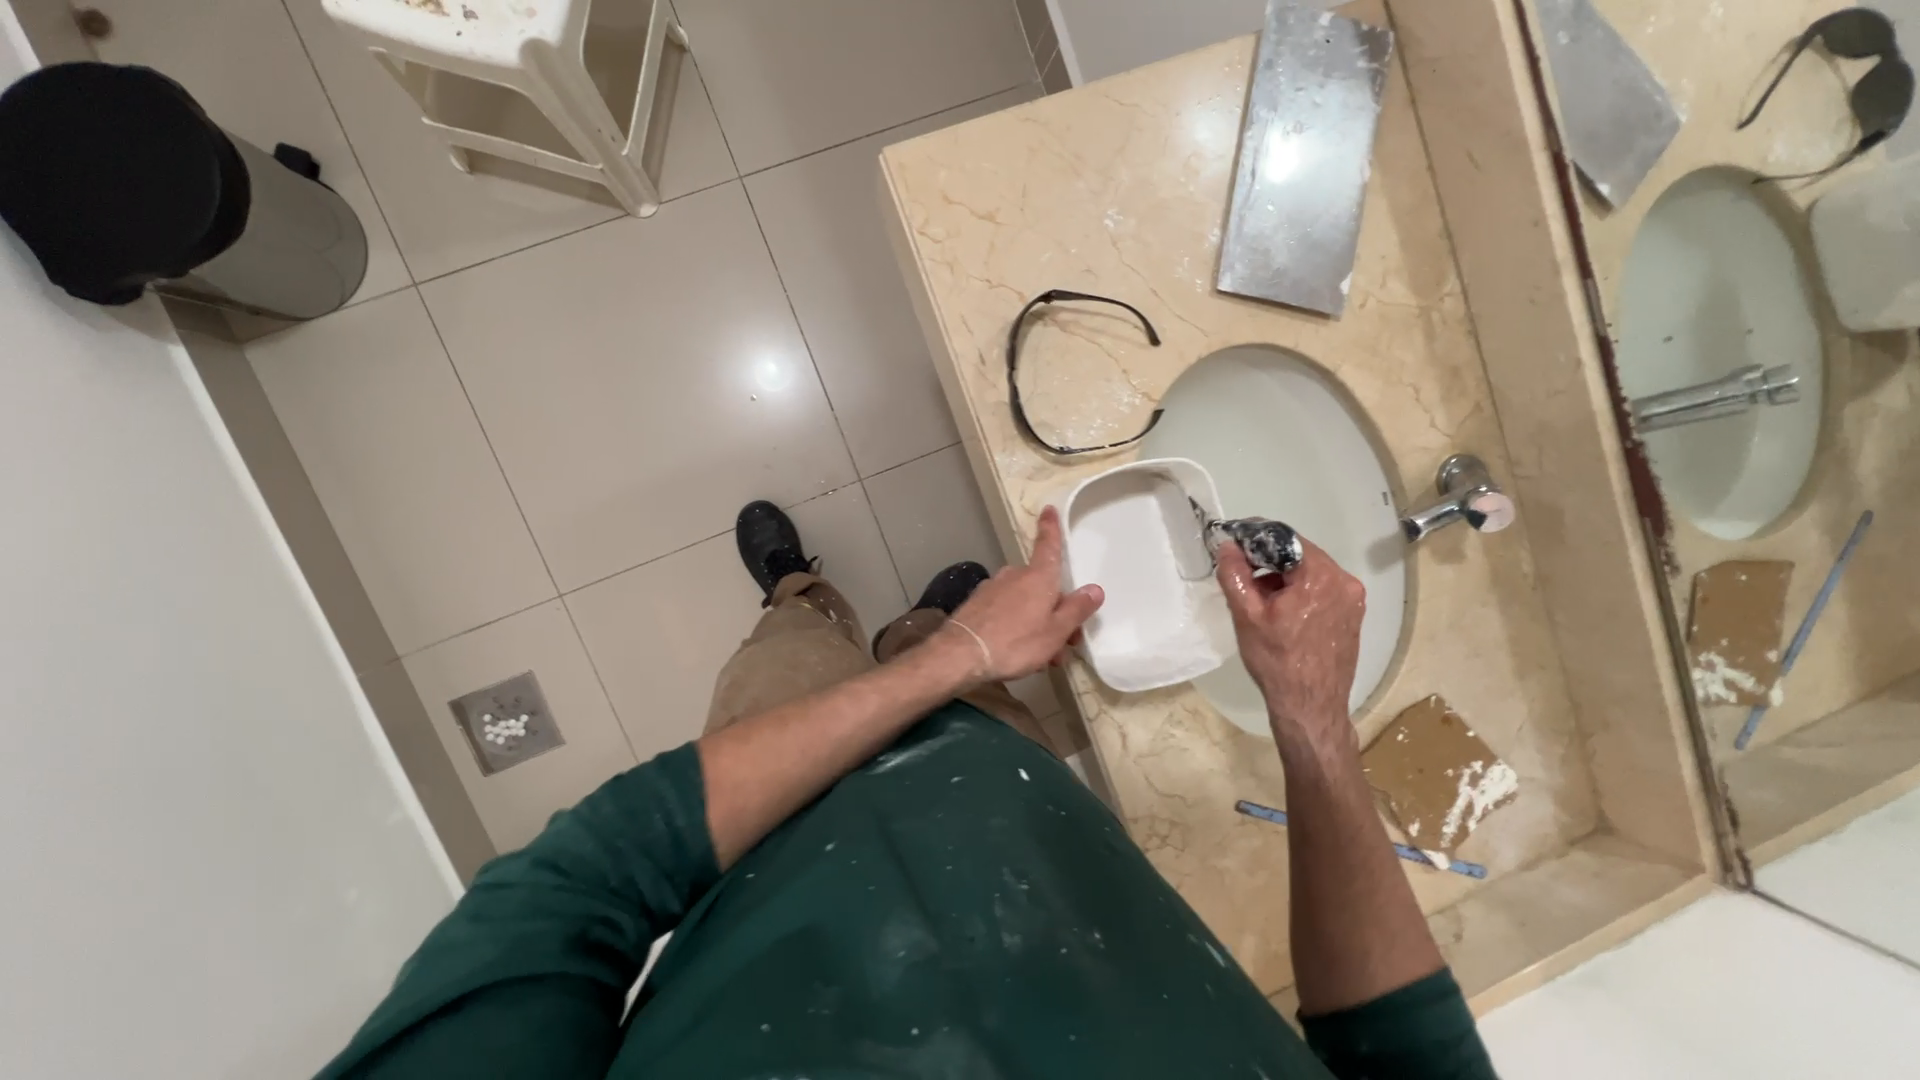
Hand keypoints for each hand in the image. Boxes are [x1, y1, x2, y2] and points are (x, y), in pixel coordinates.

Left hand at [943, 506, 1103, 682]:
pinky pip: (1005, 611)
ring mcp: (992, 588)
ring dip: (1036, 623)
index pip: (1048, 546)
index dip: (1051, 528)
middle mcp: (1014, 575)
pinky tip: (1016, 651)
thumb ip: (1076, 609)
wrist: (962, 654)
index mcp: (1038, 577)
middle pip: (1041, 585)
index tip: (1049, 509)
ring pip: (1024, 601)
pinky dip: (1015, 626)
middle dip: (1055, 610)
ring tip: (1041, 657)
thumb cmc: (1016, 642)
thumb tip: (1095, 589)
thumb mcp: (1055, 631)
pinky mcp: (976, 604)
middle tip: (1064, 642)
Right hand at [1215, 538, 1365, 754]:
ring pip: (1310, 572)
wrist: (1310, 705)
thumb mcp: (1246, 616)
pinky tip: (1283, 614)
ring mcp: (1353, 599)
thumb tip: (1228, 546)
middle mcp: (1344, 581)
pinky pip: (1322, 589)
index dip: (1256, 539)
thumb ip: (1235, 575)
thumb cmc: (1276, 661)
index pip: (1285, 538)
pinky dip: (1300, 592)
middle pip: (1299, 554)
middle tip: (1245, 579)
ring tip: (1262, 603)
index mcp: (1320, 576)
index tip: (1234, 548)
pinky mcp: (1353, 614)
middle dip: (1269, 561)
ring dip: (1284, 578)